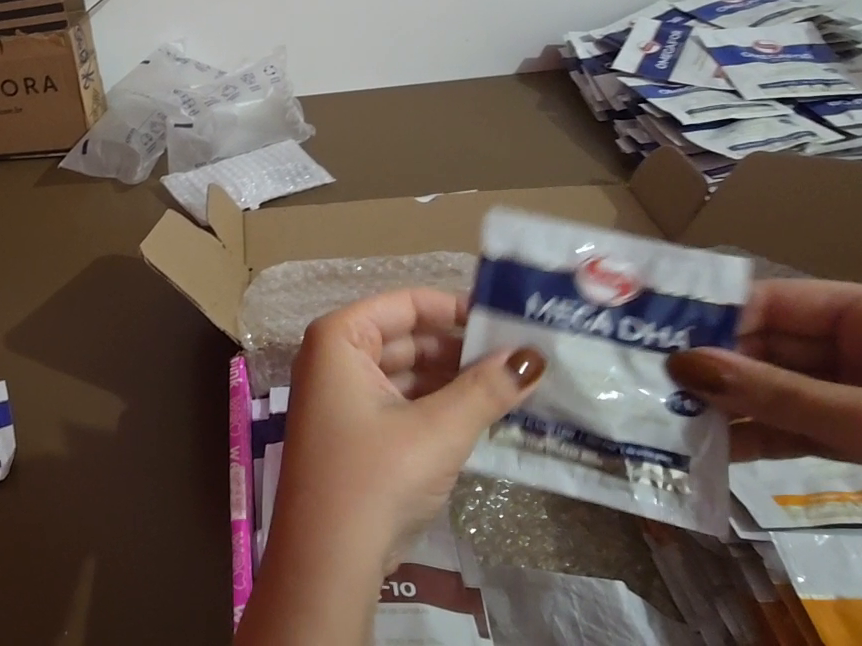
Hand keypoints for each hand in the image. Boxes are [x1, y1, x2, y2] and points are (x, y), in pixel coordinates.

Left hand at [236, 289, 543, 645]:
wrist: (328, 557)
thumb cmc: (376, 476)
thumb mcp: (438, 430)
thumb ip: (486, 389)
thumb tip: (533, 357)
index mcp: (340, 338)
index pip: (405, 304)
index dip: (456, 307)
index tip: (510, 318)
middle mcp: (334, 358)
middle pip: (408, 337)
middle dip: (462, 348)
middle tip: (526, 357)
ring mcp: (342, 396)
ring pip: (408, 372)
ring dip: (456, 379)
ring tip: (517, 384)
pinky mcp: (356, 432)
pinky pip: (402, 402)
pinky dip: (439, 405)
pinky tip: (486, 414)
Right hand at [666, 279, 861, 605]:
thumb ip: (773, 393)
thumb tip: (677, 364)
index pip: (777, 301)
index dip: (714, 317)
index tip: (652, 338)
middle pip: (772, 346)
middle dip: (716, 367)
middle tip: (648, 383)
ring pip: (781, 388)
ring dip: (732, 405)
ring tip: (668, 417)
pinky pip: (800, 425)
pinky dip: (760, 435)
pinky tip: (713, 449)